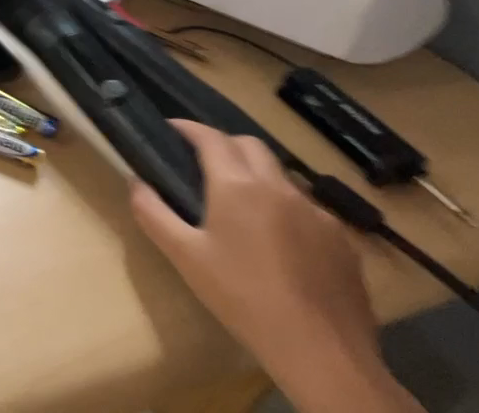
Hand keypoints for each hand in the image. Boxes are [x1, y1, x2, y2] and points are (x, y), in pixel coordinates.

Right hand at [131, 120, 423, 412]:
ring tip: (241, 209)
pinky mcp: (343, 241)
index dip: (189, 128)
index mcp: (238, 186)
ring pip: (281, 177)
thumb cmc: (242, 297)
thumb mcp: (184, 256)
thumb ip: (152, 212)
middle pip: (251, 145)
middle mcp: (280, 188)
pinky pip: (307, 210)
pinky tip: (279, 245)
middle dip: (224, 144)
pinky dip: (285, 210)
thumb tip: (136, 182)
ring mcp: (318, 214)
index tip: (171, 129)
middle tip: (202, 164)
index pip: (211, 137)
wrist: (321, 350)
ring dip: (257, 177)